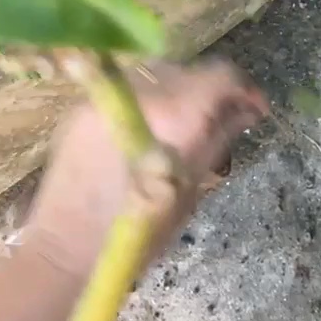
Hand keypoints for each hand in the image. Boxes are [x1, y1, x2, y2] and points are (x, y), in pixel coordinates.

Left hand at [22, 59, 268, 278]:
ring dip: (178, 92)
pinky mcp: (84, 104)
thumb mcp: (191, 187)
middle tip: (218, 124)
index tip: (254, 109)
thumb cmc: (139, 231)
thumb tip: (246, 111)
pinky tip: (147, 132)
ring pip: (158, 75)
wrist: (66, 248)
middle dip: (210, 94)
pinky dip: (147, 101)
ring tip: (180, 126)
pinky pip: (128, 89)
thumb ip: (219, 138)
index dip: (245, 88)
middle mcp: (142, 93)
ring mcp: (109, 95)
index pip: (221, 75)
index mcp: (175, 117)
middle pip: (189, 72)